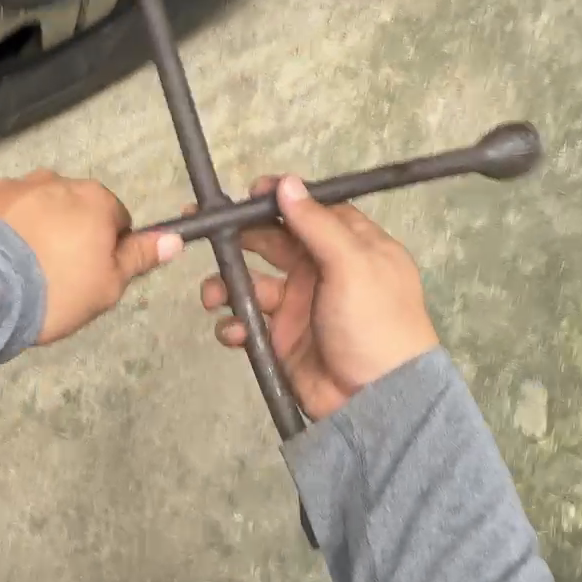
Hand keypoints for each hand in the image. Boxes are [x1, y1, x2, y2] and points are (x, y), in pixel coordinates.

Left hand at [0, 170, 181, 344]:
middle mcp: (52, 181)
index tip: (91, 277)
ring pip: (31, 211)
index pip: (116, 219)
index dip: (108, 250)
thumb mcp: (107, 285)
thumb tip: (173, 239)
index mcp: (93, 199)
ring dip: (31, 234)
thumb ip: (138, 258)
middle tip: (54, 279)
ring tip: (17, 276)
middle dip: (67, 237)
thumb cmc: (54, 290)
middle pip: (71, 210)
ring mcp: (9, 187)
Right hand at [200, 176, 437, 419]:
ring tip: (213, 297)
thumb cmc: (374, 322)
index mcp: (349, 247)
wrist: (374, 398)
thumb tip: (287, 183)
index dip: (280, 201)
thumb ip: (317, 224)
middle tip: (207, 233)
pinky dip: (233, 325)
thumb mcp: (353, 265)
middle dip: (239, 238)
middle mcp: (322, 272)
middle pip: (273, 244)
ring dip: (226, 286)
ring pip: (251, 284)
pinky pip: (247, 323)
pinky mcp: (279, 340)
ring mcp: (298, 307)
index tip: (248, 194)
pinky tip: (234, 332)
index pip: (311, 212)